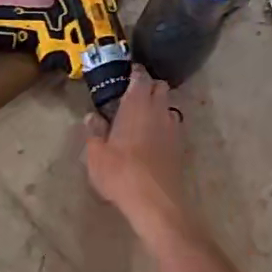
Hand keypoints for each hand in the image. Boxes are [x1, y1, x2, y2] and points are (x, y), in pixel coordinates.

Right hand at [84, 67, 187, 238]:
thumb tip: (91, 117)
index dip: (135, 73)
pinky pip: (173, 123)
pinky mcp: (180, 142)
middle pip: (160, 86)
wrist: (154, 198)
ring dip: (159, 105)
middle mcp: (158, 108)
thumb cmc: (120, 171)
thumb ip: (94, 132)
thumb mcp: (96, 154)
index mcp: (137, 104)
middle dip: (149, 86)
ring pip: (168, 104)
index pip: (141, 76)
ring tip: (144, 117)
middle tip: (134, 96)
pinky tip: (154, 137)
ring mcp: (172, 125)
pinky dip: (164, 123)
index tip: (127, 76)